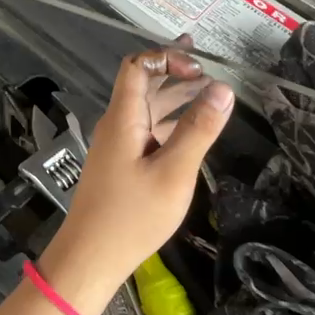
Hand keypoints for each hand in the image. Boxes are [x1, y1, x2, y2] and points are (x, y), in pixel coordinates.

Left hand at [37, 40, 233, 313]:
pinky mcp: (122, 163)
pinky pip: (147, 130)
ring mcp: (118, 144)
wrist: (91, 257)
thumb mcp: (174, 173)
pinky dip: (170, 121)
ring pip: (147, 108)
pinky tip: (193, 127)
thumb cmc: (132, 216)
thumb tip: (223, 88)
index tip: (200, 68)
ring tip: (210, 90)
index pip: (137, 67)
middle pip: (143, 84)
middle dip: (175, 71)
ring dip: (175, 96)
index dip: (166, 57)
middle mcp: (117, 124)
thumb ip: (197, 130)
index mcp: (123, 118)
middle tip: (209, 67)